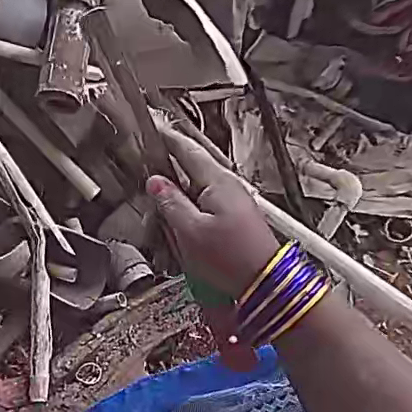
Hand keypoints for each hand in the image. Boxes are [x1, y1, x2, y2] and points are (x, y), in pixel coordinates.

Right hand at [146, 126, 281, 297]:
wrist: (264, 283)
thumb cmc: (232, 258)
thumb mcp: (190, 230)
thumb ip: (170, 202)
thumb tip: (155, 183)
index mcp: (218, 183)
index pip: (188, 151)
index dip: (167, 139)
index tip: (152, 129)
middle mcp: (227, 187)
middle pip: (190, 169)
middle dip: (167, 170)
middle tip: (146, 172)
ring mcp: (231, 202)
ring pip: (194, 188)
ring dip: (175, 193)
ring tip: (159, 203)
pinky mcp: (231, 217)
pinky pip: (202, 204)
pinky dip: (186, 207)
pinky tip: (177, 220)